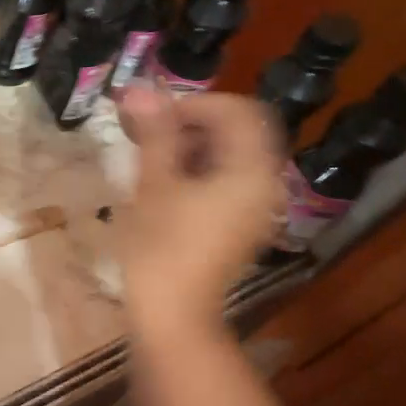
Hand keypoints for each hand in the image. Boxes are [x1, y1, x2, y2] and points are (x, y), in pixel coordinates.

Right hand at [116, 86, 285, 333]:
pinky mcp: (240, 230)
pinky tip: (164, 191)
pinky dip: (199, 176)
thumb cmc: (161, 250)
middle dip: (191, 126)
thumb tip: (140, 89)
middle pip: (237, 134)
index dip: (193, 103)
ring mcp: (255, 210)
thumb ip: (154, 134)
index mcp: (251, 169)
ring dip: (192, 151)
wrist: (173, 316)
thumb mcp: (154, 186)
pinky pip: (226, 187)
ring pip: (230, 161)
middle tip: (145, 135)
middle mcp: (265, 184)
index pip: (236, 111)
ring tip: (149, 163)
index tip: (150, 116)